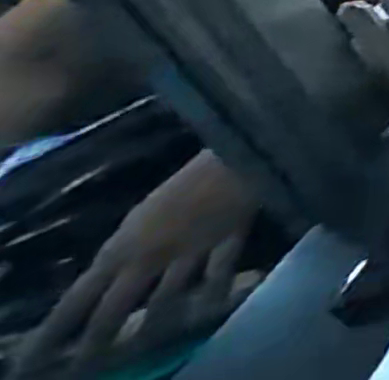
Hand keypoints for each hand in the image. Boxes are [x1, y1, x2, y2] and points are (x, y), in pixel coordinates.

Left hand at [16, 150, 257, 374]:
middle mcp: (148, 257)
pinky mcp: (228, 240)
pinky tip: (210, 311)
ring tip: (144, 348)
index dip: (50, 335)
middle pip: (114, 309)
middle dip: (96, 342)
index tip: (28, 365)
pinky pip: (220, 272)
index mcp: (120, 248)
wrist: (240, 153)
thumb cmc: (189, 176)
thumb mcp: (147, 211)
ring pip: (165, 298)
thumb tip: (117, 271)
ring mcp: (191, 250)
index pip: (75, 301)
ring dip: (152, 326)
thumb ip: (133, 242)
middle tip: (84, 370)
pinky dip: (214, 292)